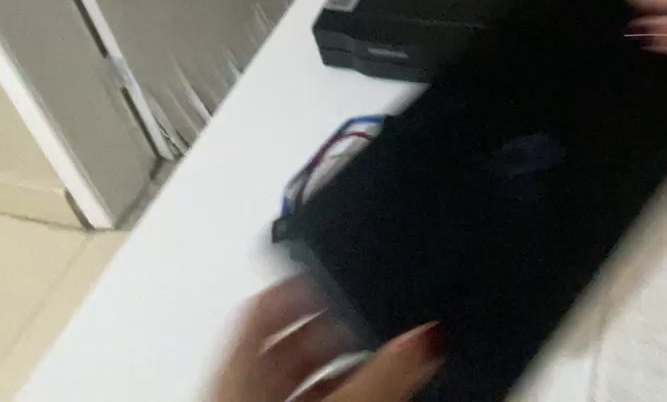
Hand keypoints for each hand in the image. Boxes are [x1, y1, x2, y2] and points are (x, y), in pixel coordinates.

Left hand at [210, 277, 439, 401]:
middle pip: (288, 343)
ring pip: (301, 383)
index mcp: (239, 375)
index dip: (303, 283)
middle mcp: (241, 394)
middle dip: (339, 332)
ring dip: (344, 372)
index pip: (264, 308)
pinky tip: (374, 400)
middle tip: (378, 327)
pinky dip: (343, 398)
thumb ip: (384, 380)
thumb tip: (428, 337)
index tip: (345, 276)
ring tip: (384, 370)